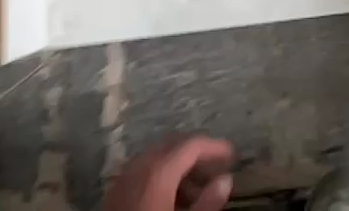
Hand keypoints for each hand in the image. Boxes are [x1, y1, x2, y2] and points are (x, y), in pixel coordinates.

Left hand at [102, 135, 235, 210]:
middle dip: (196, 153)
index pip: (192, 144)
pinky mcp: (116, 191)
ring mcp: (125, 176)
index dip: (214, 146)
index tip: (232, 154)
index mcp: (159, 169)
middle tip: (216, 168)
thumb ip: (207, 203)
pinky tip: (171, 196)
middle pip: (173, 145)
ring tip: (197, 188)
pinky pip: (143, 170)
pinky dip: (162, 174)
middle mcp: (140, 164)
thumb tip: (225, 180)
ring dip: (179, 165)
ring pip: (158, 157)